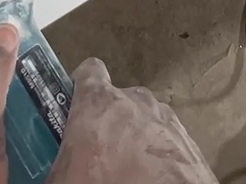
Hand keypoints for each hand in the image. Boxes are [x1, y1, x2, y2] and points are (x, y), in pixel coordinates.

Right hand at [46, 58, 215, 183]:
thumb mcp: (62, 179)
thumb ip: (60, 161)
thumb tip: (58, 167)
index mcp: (98, 103)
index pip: (88, 72)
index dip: (80, 87)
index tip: (74, 109)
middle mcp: (134, 100)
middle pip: (117, 102)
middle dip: (108, 125)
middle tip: (97, 157)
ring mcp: (165, 117)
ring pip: (144, 121)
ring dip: (135, 140)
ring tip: (126, 173)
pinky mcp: (187, 139)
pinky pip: (165, 140)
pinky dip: (158, 155)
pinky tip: (150, 179)